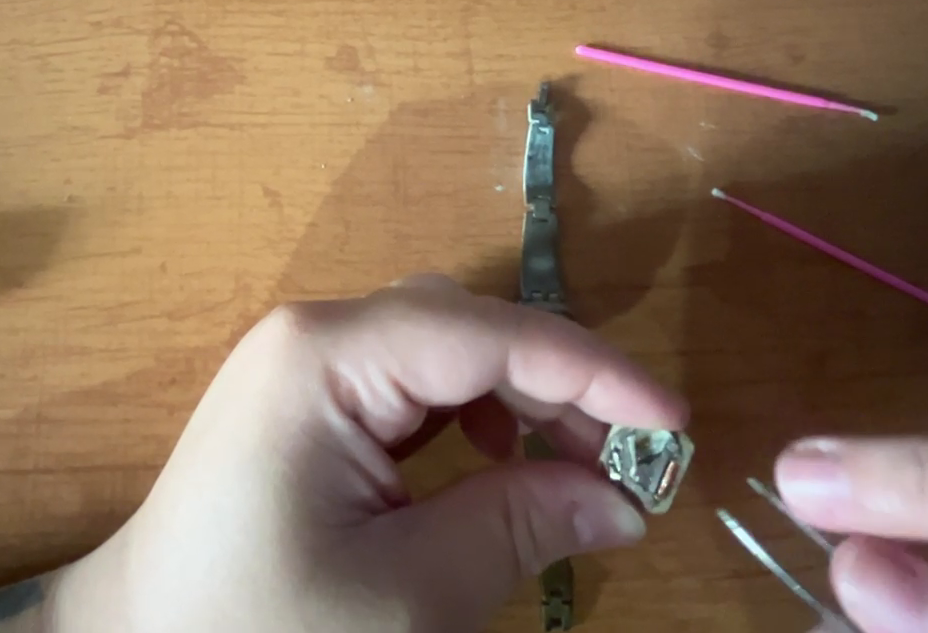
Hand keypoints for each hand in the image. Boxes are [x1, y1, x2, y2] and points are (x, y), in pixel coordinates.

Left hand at [45, 274, 685, 632]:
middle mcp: (316, 330)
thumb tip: (622, 499)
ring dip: (514, 394)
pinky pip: (408, 375)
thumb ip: (517, 525)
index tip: (671, 421)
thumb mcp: (405, 595)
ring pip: (442, 343)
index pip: (481, 332)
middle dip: (552, 382)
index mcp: (326, 355)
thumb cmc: (257, 627)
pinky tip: (488, 458)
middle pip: (463, 324)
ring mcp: (307, 355)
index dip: (586, 368)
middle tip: (626, 462)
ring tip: (569, 467)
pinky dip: (466, 409)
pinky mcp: (307, 389)